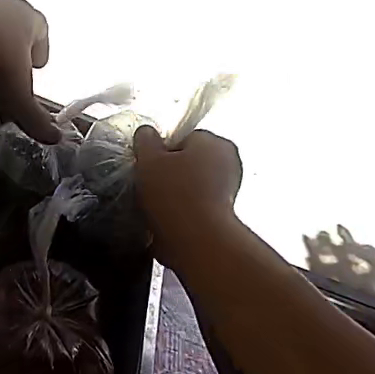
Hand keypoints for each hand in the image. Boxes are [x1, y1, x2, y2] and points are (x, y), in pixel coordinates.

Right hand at [134, 126, 242, 263]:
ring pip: (191, 186)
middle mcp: (229, 163)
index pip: (183, 139)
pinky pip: (195, 207)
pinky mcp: (222, 217)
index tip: (149, 168)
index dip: (162, 153)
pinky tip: (168, 222)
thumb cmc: (173, 195)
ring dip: (174, 195)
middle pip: (189, 163)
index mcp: (214, 142)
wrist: (195, 240)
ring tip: (156, 208)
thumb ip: (145, 141)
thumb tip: (146, 133)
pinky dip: (182, 213)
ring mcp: (228, 191)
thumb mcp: (148, 160)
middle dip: (169, 174)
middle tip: (149, 188)